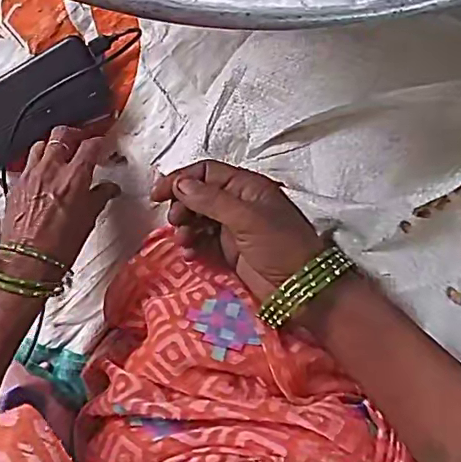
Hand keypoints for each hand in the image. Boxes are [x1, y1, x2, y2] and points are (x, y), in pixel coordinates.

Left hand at [0, 126, 120, 278]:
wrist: (27, 262)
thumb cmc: (56, 248)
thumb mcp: (87, 220)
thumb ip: (98, 197)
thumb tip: (106, 190)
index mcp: (73, 178)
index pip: (90, 145)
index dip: (99, 140)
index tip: (101, 142)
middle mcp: (50, 171)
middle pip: (62, 134)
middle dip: (75, 133)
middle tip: (82, 139)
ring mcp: (30, 176)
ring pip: (41, 144)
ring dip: (53, 145)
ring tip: (61, 152)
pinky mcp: (16, 184)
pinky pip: (27, 162)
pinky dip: (37, 162)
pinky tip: (43, 171)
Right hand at [150, 161, 323, 300]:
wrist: (302, 289)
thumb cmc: (280, 246)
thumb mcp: (246, 218)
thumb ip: (211, 200)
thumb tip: (181, 184)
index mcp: (246, 187)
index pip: (205, 173)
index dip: (180, 180)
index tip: (158, 195)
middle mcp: (238, 204)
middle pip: (198, 195)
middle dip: (182, 206)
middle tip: (175, 221)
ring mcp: (234, 228)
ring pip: (198, 219)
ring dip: (185, 227)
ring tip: (183, 240)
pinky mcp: (230, 252)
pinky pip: (203, 242)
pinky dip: (192, 245)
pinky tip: (189, 254)